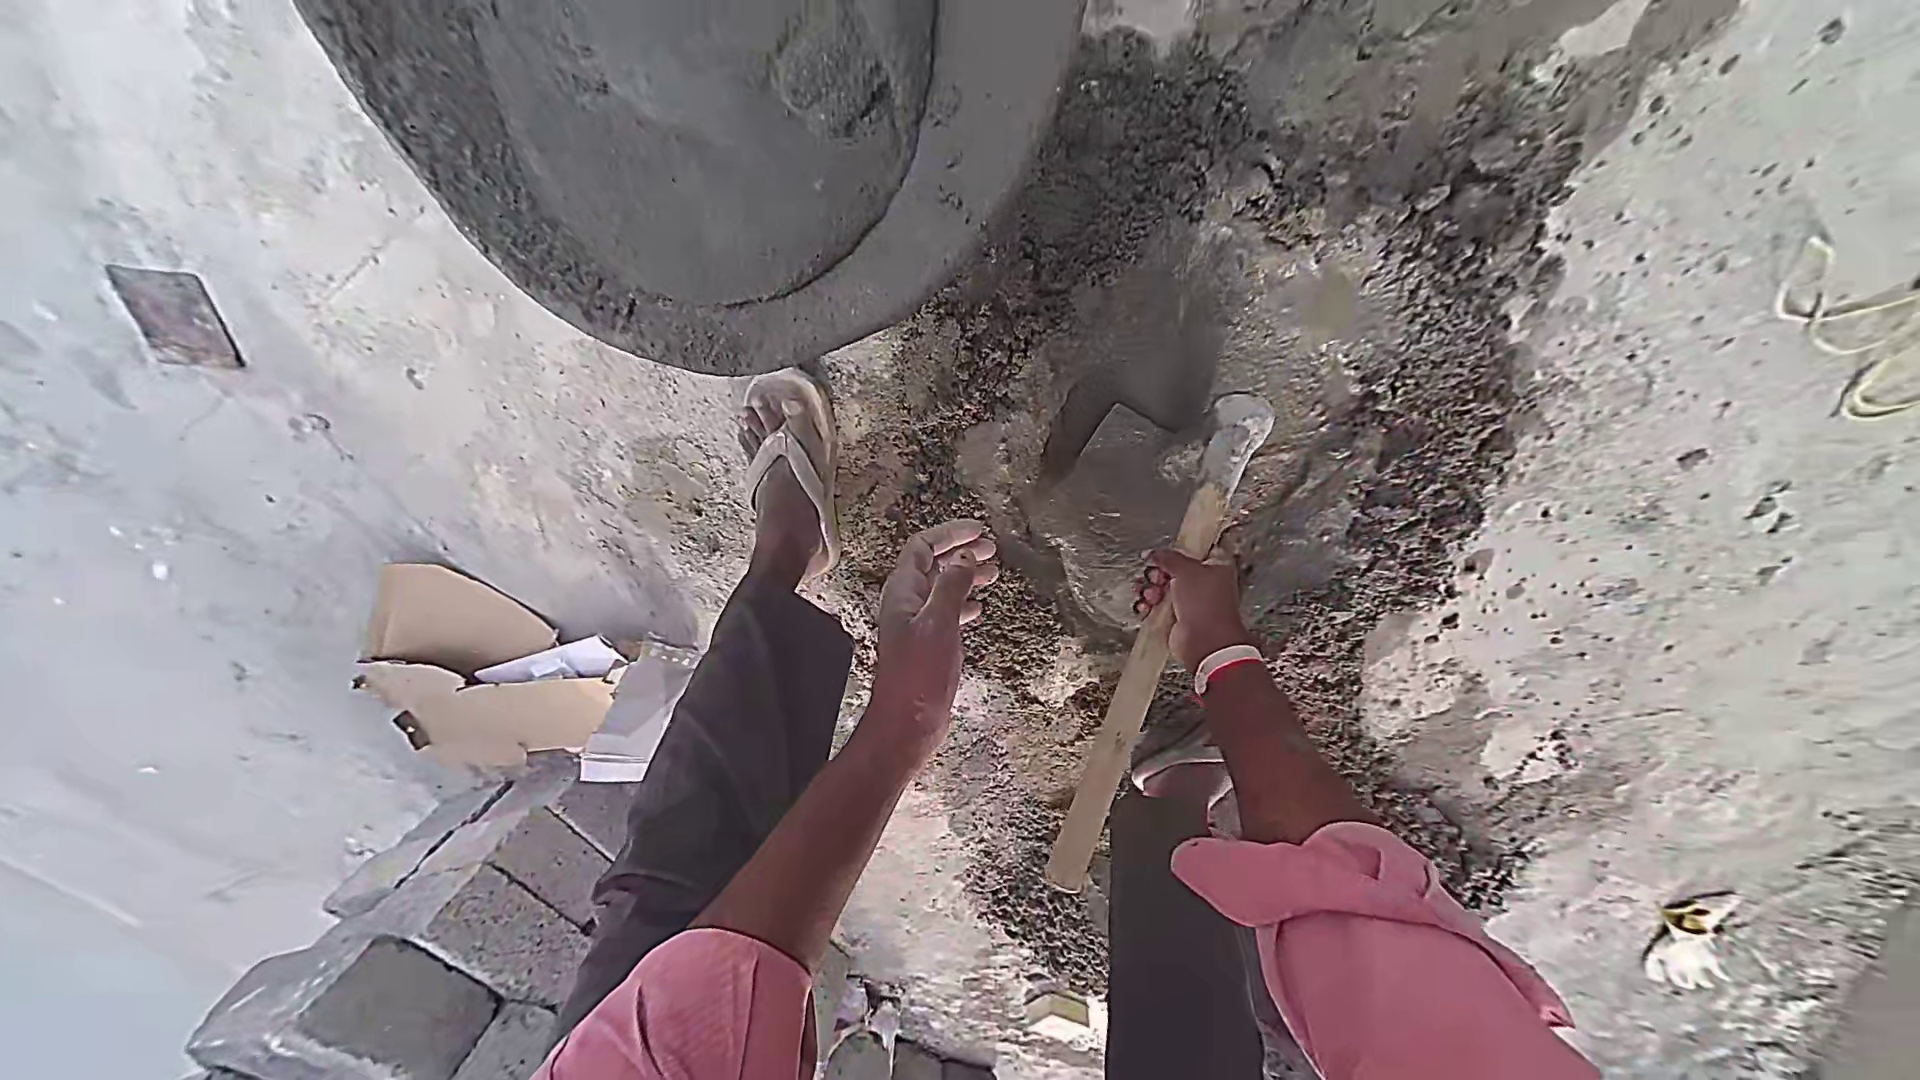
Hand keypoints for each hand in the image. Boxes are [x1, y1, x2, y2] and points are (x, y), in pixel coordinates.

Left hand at [865, 519, 999, 761]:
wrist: (908, 721)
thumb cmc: (919, 675)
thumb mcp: (940, 623)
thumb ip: (952, 587)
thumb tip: (965, 558)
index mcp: (903, 591)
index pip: (922, 546)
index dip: (950, 533)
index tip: (979, 530)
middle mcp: (906, 603)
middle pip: (933, 563)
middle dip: (961, 552)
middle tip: (991, 549)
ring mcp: (915, 623)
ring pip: (942, 587)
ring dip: (966, 576)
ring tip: (993, 573)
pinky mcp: (926, 642)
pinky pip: (946, 611)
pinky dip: (963, 603)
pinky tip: (978, 607)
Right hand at [1133, 548, 1252, 672]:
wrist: (1205, 641)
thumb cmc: (1205, 603)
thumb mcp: (1187, 569)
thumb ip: (1168, 557)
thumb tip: (1152, 554)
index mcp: (1213, 568)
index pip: (1189, 553)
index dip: (1173, 554)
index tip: (1161, 557)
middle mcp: (1201, 585)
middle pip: (1169, 571)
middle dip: (1155, 574)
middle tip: (1156, 579)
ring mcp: (1188, 603)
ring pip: (1159, 589)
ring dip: (1149, 590)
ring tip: (1150, 596)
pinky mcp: (1175, 619)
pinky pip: (1154, 607)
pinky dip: (1146, 606)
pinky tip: (1145, 607)